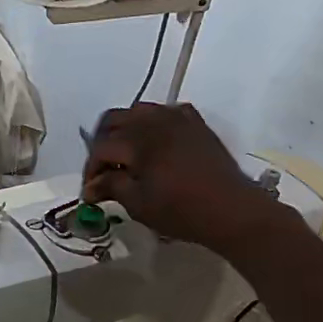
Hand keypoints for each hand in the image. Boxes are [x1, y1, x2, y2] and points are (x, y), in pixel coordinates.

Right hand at [81, 102, 288, 250]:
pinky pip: (168, 111)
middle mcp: (155, 122)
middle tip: (102, 169)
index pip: (101, 148)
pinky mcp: (196, 124)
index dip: (90, 170)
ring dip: (125, 129)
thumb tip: (91, 187)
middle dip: (101, 143)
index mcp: (138, 142)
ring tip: (126, 154)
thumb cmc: (181, 211)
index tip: (91, 192)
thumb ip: (111, 187)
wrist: (232, 210)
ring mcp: (178, 119)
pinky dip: (155, 123)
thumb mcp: (138, 204)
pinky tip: (156, 142)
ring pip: (139, 110)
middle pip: (114, 119)